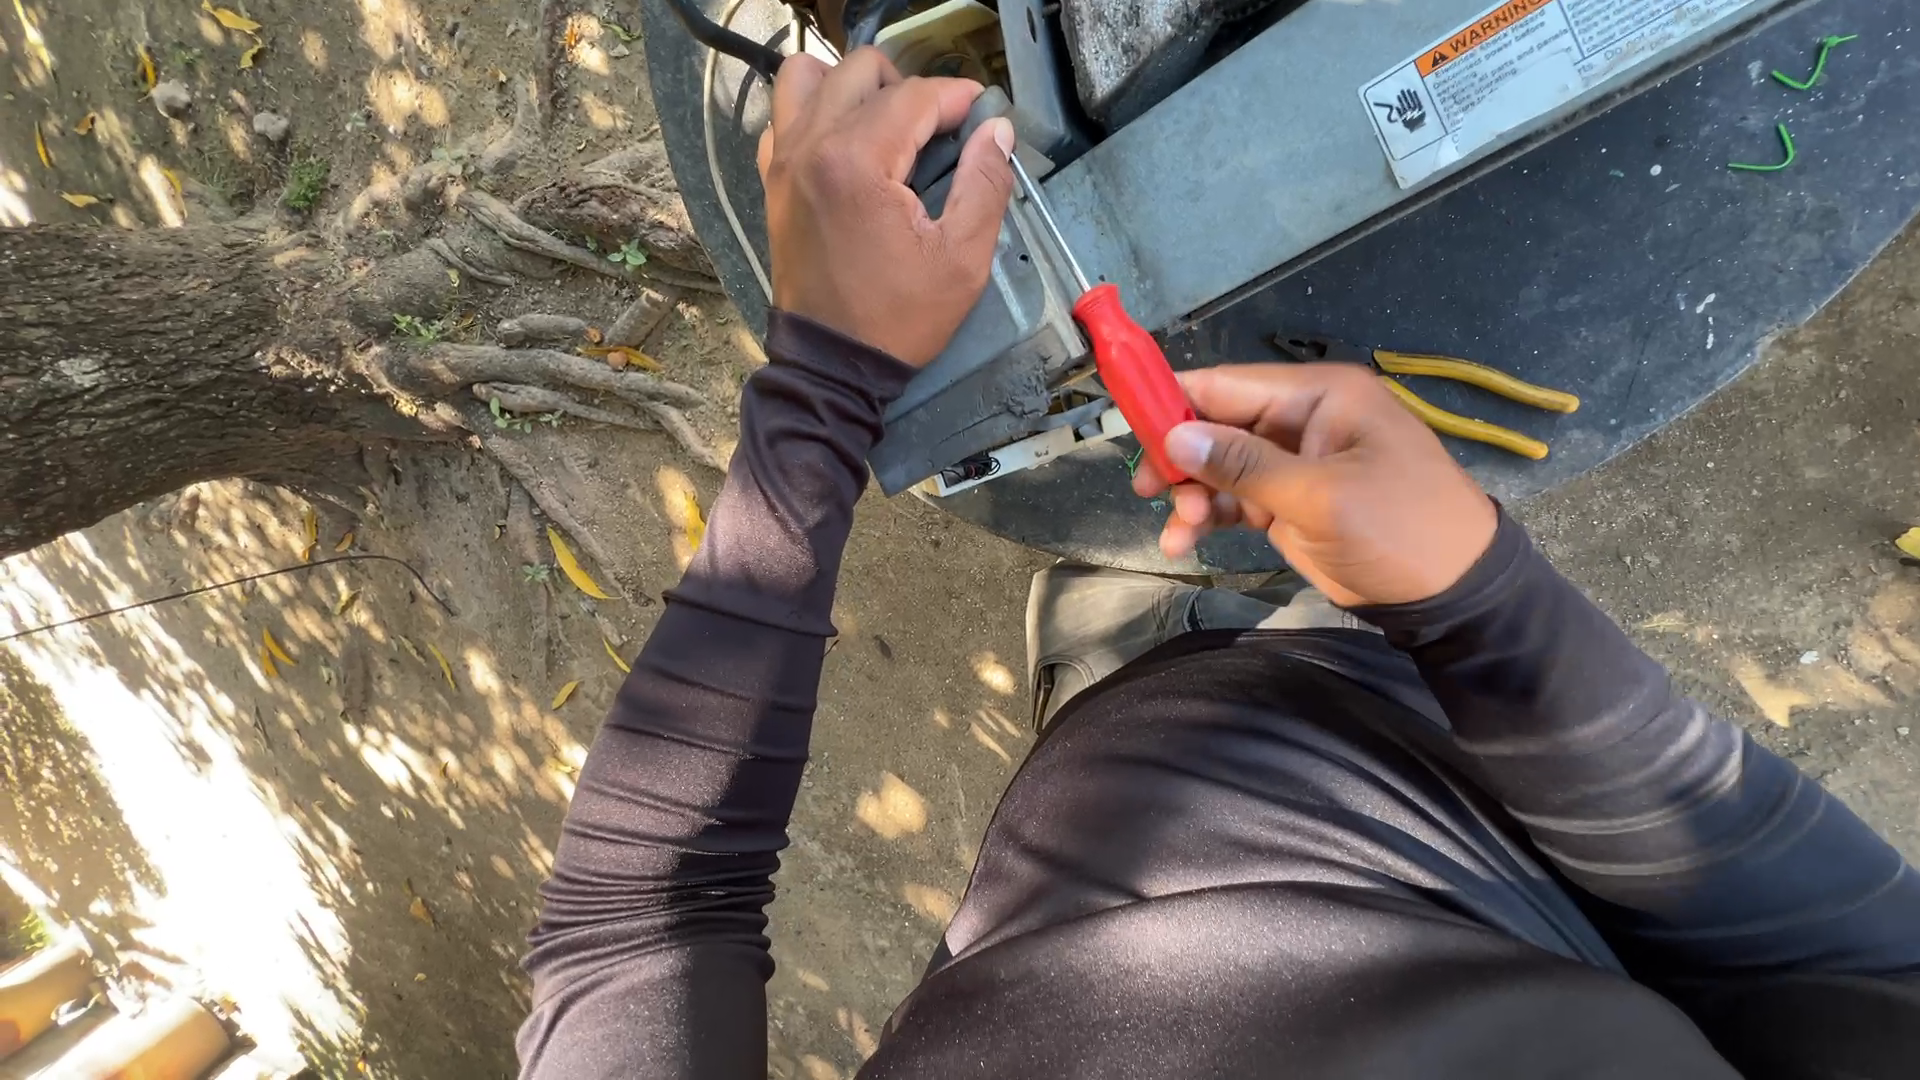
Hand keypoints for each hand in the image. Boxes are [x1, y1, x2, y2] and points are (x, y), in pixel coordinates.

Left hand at [757, 48, 1016, 366]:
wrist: (832, 365)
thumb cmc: (898, 320)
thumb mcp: (961, 262)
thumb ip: (985, 187)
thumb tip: (997, 131)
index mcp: (858, 161)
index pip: (915, 96)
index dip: (957, 98)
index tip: (982, 115)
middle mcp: (811, 145)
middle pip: (863, 72)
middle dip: (911, 88)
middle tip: (939, 130)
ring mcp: (783, 161)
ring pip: (811, 77)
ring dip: (854, 86)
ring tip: (886, 125)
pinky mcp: (772, 182)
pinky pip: (784, 116)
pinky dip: (815, 111)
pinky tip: (845, 144)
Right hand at [1131, 364, 1497, 607]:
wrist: (1447, 592)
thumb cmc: (1398, 528)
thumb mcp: (1321, 496)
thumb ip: (1243, 464)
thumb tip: (1174, 436)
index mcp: (1318, 397)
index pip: (1229, 385)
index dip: (1175, 399)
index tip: (1127, 421)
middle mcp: (1298, 421)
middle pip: (1215, 427)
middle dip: (1178, 459)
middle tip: (1148, 490)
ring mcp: (1288, 463)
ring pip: (1215, 468)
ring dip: (1189, 498)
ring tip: (1177, 532)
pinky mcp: (1283, 501)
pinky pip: (1228, 500)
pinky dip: (1204, 519)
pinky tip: (1183, 544)